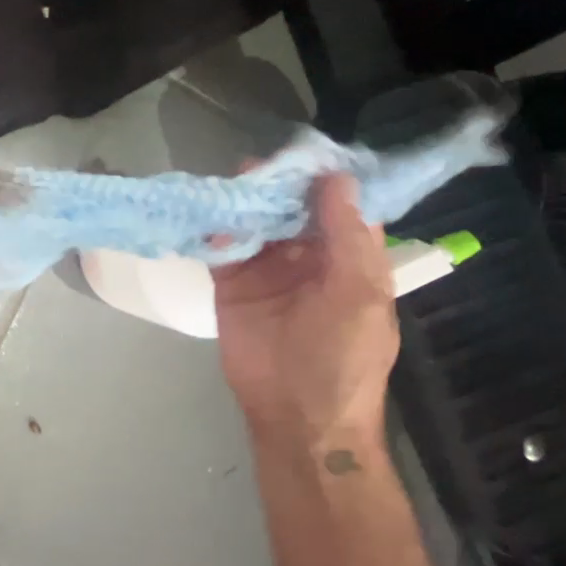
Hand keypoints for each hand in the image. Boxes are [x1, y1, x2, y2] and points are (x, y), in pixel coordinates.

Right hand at [213, 173, 397, 452]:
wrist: (296, 416)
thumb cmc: (342, 358)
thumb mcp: (358, 295)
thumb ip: (346, 236)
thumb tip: (337, 179)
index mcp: (350, 259)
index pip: (340, 207)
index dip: (325, 178)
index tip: (304, 149)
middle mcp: (308, 257)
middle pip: (291, 208)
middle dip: (275, 185)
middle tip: (252, 165)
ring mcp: (267, 269)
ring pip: (254, 222)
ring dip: (242, 202)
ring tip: (225, 184)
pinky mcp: (231, 282)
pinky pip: (221, 245)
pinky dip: (213, 228)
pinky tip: (206, 217)